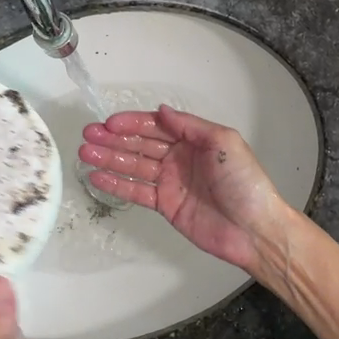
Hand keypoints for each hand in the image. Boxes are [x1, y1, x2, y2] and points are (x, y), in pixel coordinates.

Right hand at [78, 105, 294, 274]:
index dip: (132, 123)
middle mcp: (179, 157)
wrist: (254, 229)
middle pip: (140, 144)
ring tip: (84, 153)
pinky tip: (97, 176)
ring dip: (109, 158)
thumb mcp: (223, 142)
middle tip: (87, 135)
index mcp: (194, 140)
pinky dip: (116, 184)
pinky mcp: (165, 206)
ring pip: (134, 165)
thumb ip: (190, 125)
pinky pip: (136, 191)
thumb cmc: (244, 182)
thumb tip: (162, 110)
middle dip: (113, 139)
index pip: (156, 126)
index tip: (109, 123)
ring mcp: (170, 182)